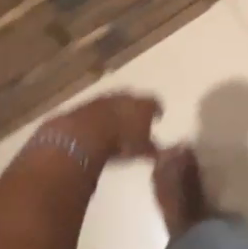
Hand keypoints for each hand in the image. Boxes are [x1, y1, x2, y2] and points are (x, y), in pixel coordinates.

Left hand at [45, 91, 161, 163]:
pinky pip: (100, 108)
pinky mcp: (87, 103)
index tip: (158, 118)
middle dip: (136, 110)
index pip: (156, 103)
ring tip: (117, 126)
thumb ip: (153, 149)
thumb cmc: (121, 141)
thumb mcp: (141, 150)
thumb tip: (161, 153)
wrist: (85, 133)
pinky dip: (102, 115)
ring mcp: (106, 97)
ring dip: (118, 112)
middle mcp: (127, 95)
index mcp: (144, 104)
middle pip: (136, 100)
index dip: (157, 111)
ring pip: (117, 102)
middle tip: (137, 122)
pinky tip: (100, 127)